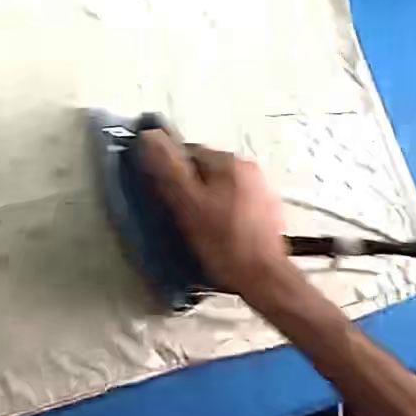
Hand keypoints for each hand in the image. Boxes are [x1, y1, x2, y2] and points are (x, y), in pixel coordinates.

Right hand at [139, 129, 304, 306]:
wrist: (264, 280)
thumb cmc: (223, 242)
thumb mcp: (187, 204)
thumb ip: (168, 168)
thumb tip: (149, 135)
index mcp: (230, 161)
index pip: (188, 152)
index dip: (173, 174)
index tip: (168, 197)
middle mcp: (248, 168)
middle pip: (205, 168)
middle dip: (190, 187)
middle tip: (183, 215)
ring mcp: (260, 189)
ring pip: (219, 185)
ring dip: (206, 199)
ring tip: (200, 226)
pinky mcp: (266, 209)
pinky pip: (234, 200)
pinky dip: (223, 211)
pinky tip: (220, 232)